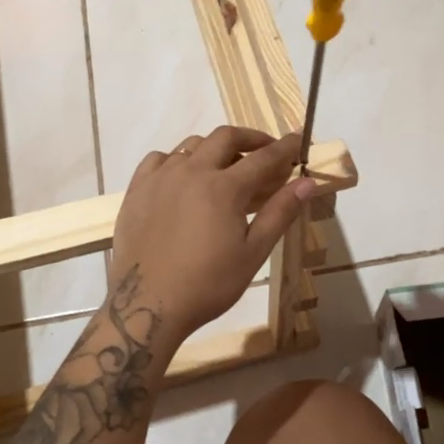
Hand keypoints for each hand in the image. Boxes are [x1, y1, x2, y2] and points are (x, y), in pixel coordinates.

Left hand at [111, 127, 315, 338]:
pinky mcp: (136, 190)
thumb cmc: (208, 284)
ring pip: (191, 146)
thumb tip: (307, 182)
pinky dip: (178, 160)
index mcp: (223, 187)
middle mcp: (190, 171)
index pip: (263, 157)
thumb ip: (280, 212)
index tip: (298, 140)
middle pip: (224, 138)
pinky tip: (184, 178)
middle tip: (265, 152)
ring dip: (214, 149)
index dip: (285, 148)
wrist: (148, 306)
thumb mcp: (252, 253)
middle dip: (250, 139)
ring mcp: (159, 178)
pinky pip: (159, 160)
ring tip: (226, 168)